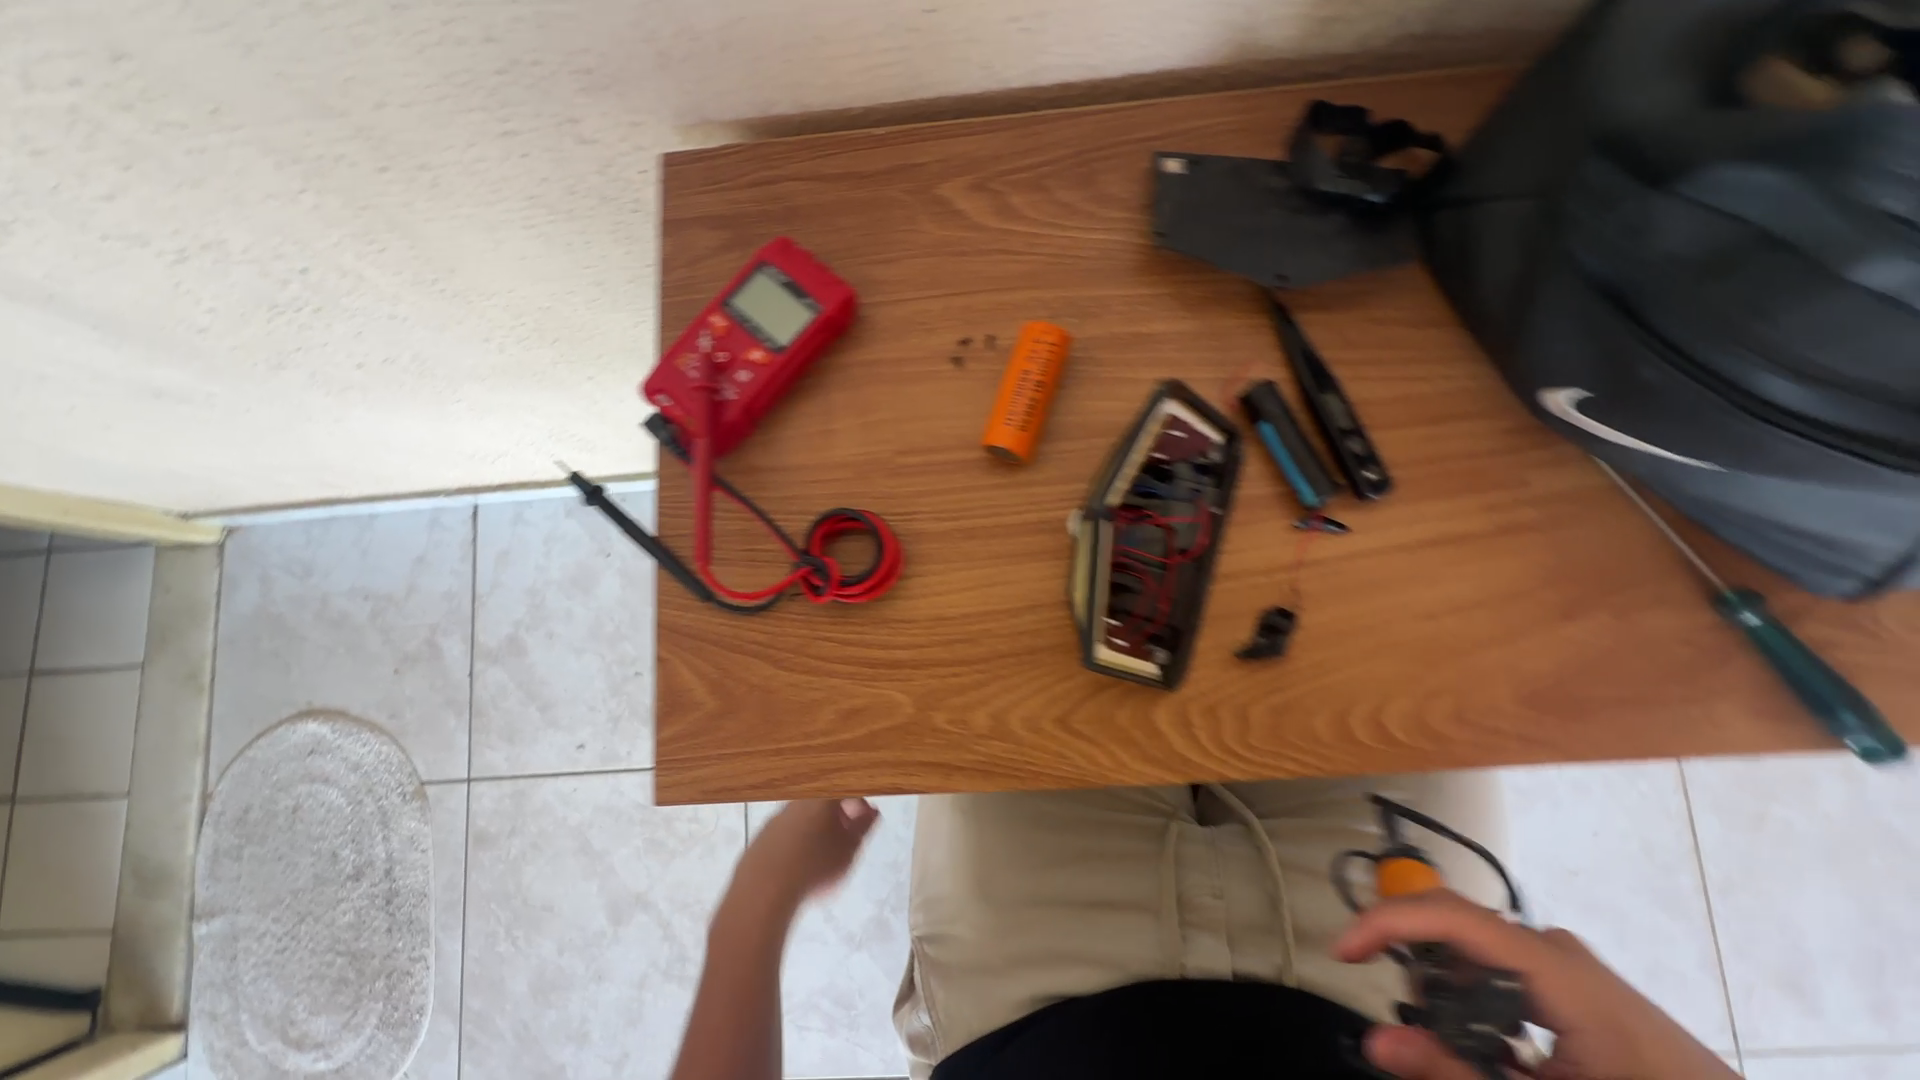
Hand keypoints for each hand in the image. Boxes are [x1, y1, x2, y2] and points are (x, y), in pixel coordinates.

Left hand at [734, 798, 879, 910]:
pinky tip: (800, 867)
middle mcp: (796, 803)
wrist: (763, 890)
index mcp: (821, 800)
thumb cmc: (815, 866)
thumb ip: (863, 827)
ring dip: (816, 831)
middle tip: (847, 839)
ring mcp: (774, 821)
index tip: (866, 820)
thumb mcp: (850, 849)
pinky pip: (785, 836)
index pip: (845, 791)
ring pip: (802, 819)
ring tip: (824, 857)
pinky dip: (797, 844)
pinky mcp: (759, 841)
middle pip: (821, 803)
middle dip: (837, 818)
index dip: (858, 803)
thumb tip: (871, 812)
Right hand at [1335, 890, 1739, 1079]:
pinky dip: (1478, 1004)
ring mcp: (1570, 964)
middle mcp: (1560, 952)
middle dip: (1415, 967)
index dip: (1387, 923)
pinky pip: (1504, 972)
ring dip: (1448, 993)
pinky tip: (1495, 1054)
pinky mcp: (1576, 983)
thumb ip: (1454, 1072)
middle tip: (1406, 1024)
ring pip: (1477, 953)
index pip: (1452, 916)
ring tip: (1459, 1052)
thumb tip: (1377, 1042)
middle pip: (1458, 929)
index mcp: (1559, 974)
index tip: (1343, 953)